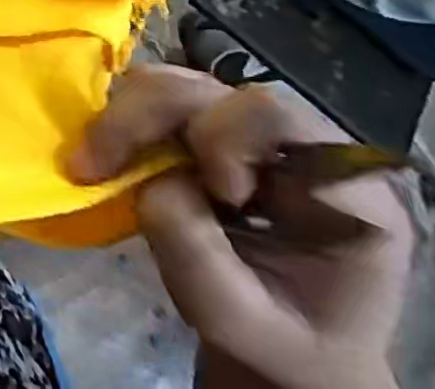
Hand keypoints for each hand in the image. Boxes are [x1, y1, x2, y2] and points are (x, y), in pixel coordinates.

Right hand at [69, 66, 411, 388]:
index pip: (272, 114)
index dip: (224, 138)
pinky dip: (124, 118)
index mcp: (343, 187)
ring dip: (126, 116)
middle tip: (91, 163)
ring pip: (174, 83)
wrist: (281, 350)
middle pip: (208, 89)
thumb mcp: (239, 320)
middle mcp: (297, 141)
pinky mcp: (211, 127)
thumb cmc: (275, 344)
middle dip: (142, 117)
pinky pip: (159, 96)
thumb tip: (150, 179)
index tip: (217, 195)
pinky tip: (112, 154)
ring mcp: (248, 129)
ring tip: (96, 162)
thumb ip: (196, 252)